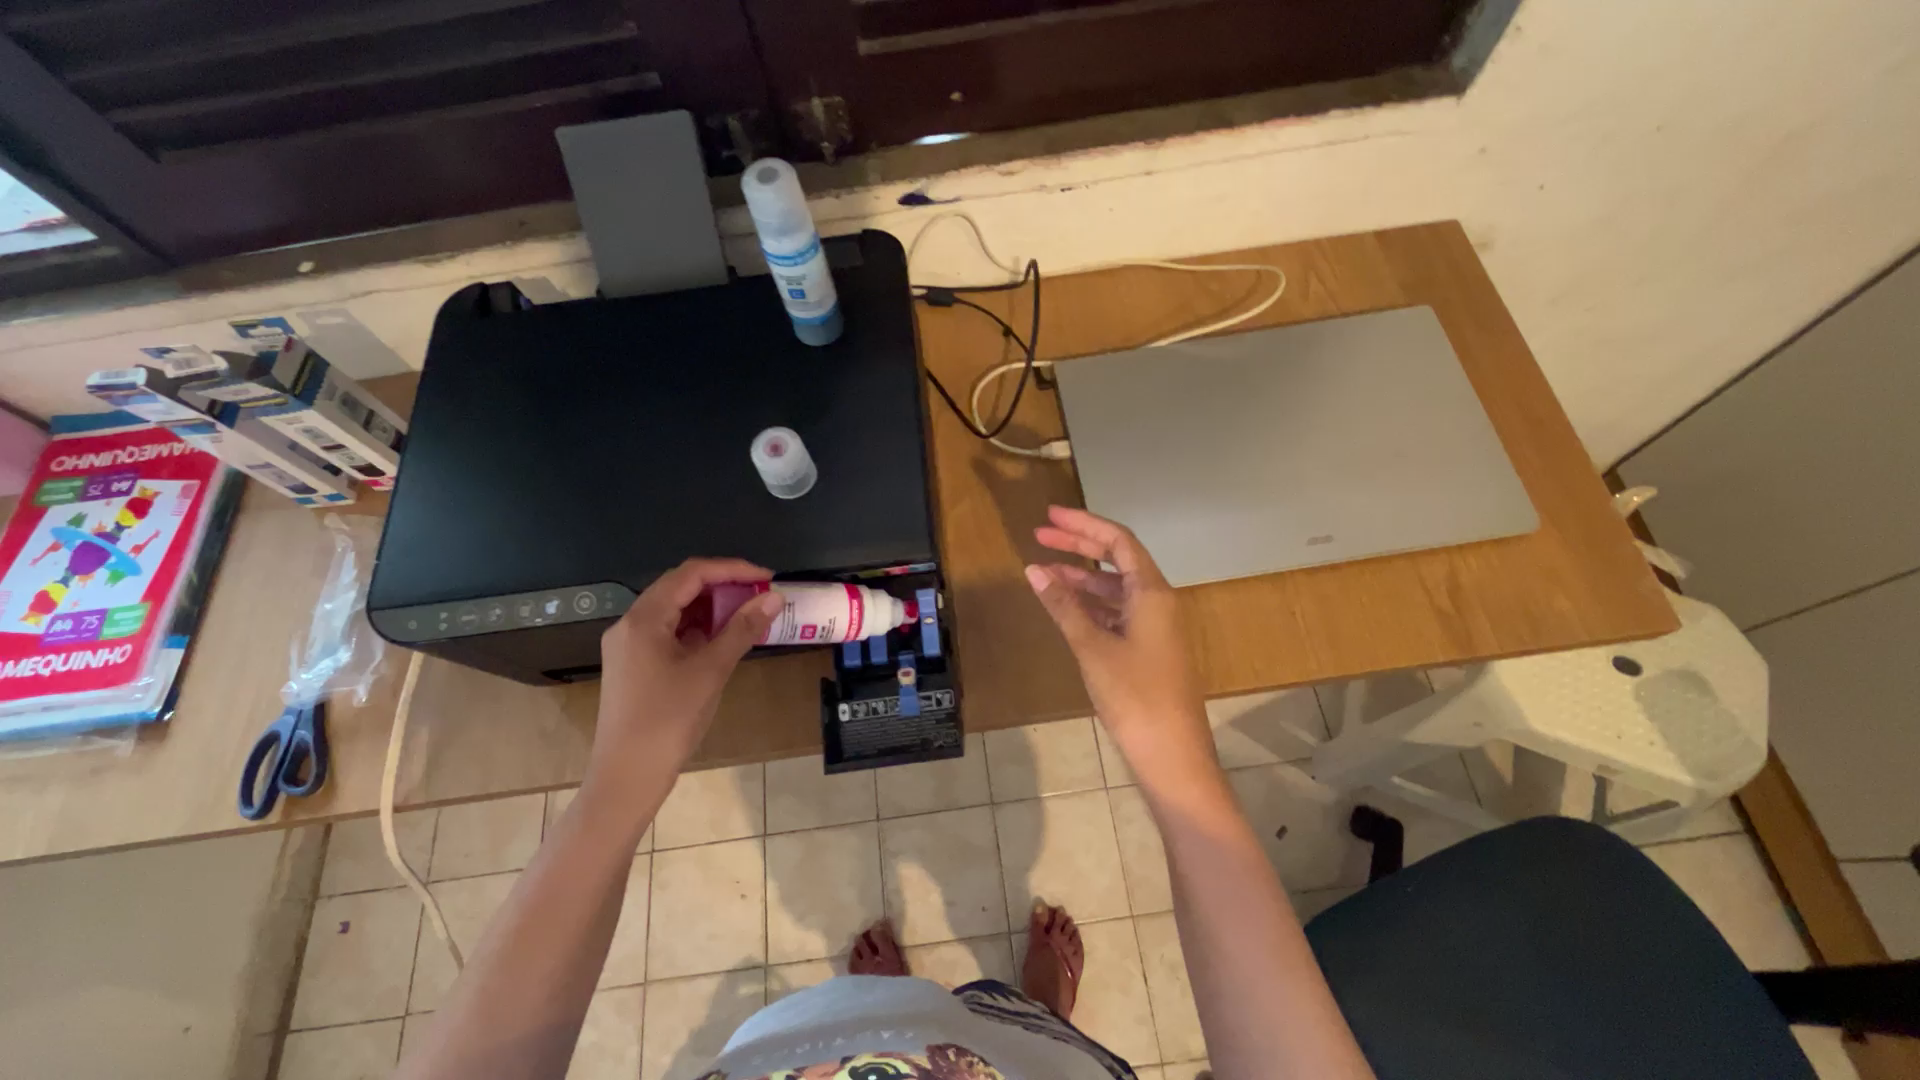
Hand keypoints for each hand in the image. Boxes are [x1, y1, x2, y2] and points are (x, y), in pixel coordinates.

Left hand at [589, 559, 782, 792]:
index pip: (691, 574)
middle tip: (761, 596)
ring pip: (674, 611)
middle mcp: (631, 625)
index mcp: (643, 619)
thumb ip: (742, 629)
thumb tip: (774, 597)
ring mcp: (629, 647)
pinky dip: (698, 630)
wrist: (627, 777)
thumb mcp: (710, 671)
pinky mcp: (634, 667)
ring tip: (749, 616)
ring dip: (711, 609)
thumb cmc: (668, 721)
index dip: (732, 569)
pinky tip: (723, 641)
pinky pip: (669, 634)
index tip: (767, 578)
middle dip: (723, 586)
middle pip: (680, 588)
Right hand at [1025, 506, 1215, 778]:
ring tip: (1044, 572)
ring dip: (1082, 577)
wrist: (1171, 751)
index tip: (1049, 516)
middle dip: (1079, 544)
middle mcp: (1158, 600)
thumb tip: (1034, 569)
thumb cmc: (1134, 695)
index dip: (1083, 524)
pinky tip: (1065, 607)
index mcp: (1152, 592)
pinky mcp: (1149, 648)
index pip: (1117, 541)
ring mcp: (1155, 625)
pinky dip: (1091, 604)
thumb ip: (1063, 606)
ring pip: (1116, 587)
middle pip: (1117, 559)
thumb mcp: (1092, 647)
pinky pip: (1117, 612)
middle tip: (1040, 535)